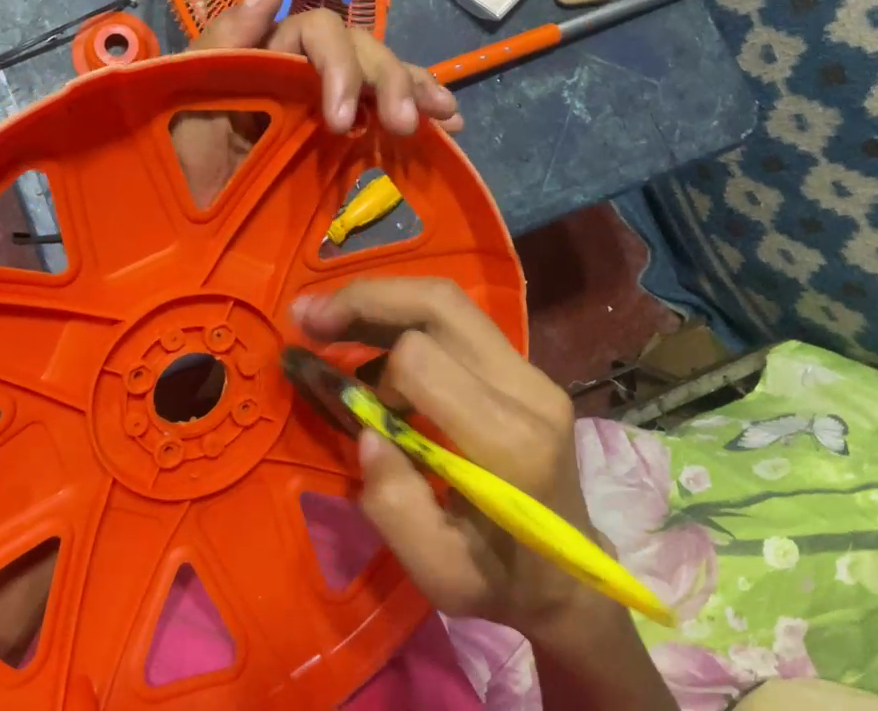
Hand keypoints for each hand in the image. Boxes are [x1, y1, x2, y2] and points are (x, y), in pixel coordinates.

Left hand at [170, 0, 460, 206]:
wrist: (185, 237)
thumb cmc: (176, 171)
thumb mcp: (186, 105)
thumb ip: (224, 44)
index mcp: (262, 54)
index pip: (316, 32)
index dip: (339, 64)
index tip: (342, 119)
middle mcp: (297, 71)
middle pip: (357, 49)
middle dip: (386, 79)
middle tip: (404, 123)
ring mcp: (320, 105)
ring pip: (377, 75)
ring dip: (412, 88)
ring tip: (444, 114)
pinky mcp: (337, 141)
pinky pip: (380, 115)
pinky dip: (416, 112)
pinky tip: (447, 124)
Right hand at [293, 277, 592, 631]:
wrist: (571, 578)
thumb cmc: (500, 579)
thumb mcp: (440, 574)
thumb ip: (396, 508)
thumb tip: (367, 432)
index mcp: (510, 443)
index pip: (422, 361)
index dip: (371, 375)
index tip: (355, 411)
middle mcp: (529, 391)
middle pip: (440, 303)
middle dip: (364, 298)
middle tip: (306, 316)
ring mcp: (532, 373)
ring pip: (448, 300)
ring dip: (380, 301)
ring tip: (326, 320)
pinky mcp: (524, 369)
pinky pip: (457, 319)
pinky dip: (402, 316)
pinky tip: (369, 339)